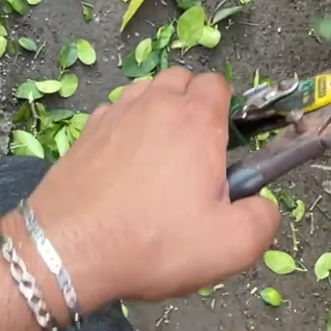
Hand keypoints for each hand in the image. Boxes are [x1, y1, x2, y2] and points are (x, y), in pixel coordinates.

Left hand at [24, 68, 280, 309]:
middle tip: (194, 154)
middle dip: (193, 105)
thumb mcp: (230, 246)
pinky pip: (116, 112)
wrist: (67, 251)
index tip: (223, 146)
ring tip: (159, 157)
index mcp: (196, 121)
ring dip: (159, 111)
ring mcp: (116, 113)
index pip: (218, 85)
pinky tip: (124, 166)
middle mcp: (155, 104)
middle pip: (182, 80)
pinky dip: (126, 127)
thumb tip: (264, 203)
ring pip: (146, 91)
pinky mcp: (86, 130)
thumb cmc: (153, 243)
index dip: (226, 110)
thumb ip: (263, 219)